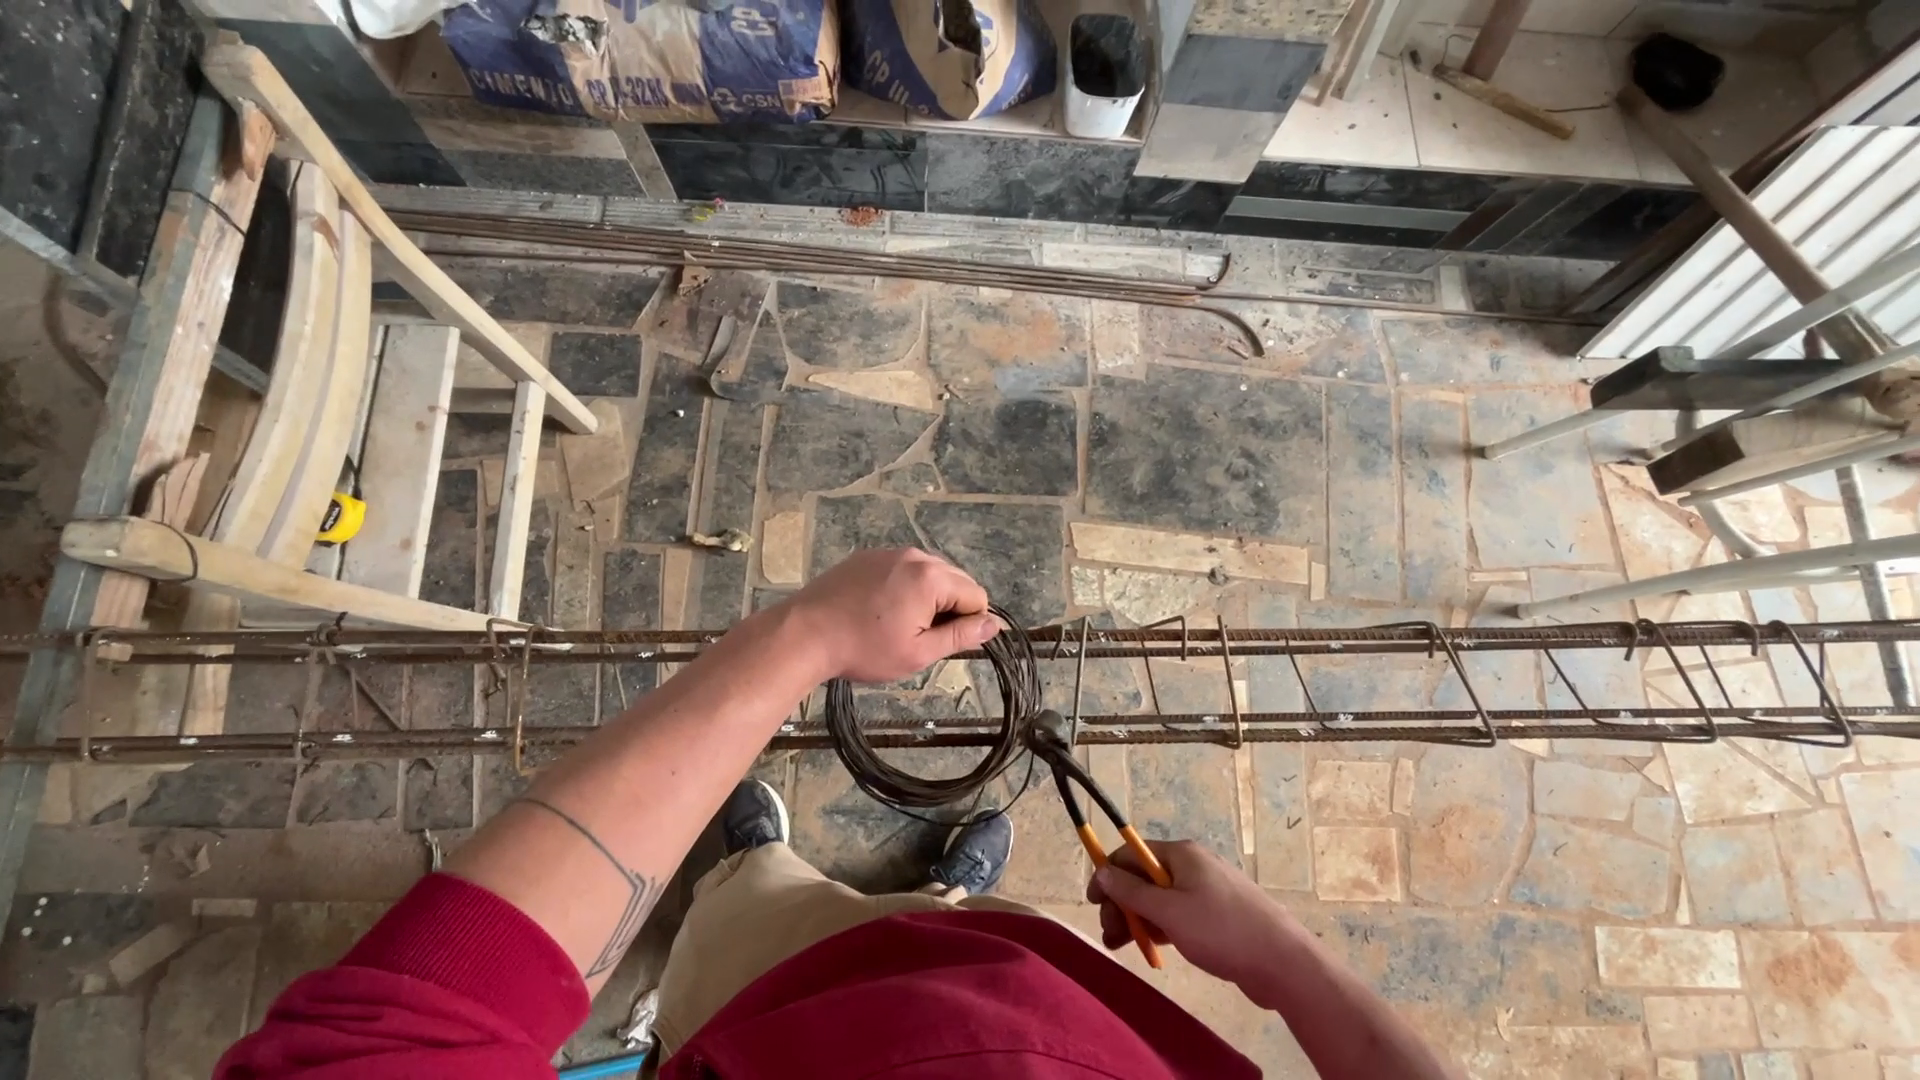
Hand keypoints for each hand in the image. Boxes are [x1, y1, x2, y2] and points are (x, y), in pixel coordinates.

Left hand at [782, 548, 1000, 682]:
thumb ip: (961, 635)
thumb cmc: (863, 649)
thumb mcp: (918, 652)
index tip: (940, 642)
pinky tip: (878, 611)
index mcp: (931, 577)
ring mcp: (888, 552)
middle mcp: (914, 555)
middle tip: (919, 636)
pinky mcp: (866, 556)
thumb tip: (994, 624)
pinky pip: (901, 569)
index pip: (976, 595)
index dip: (967, 623)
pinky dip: (902, 587)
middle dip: (948, 607)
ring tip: (896, 625)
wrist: (804, 634)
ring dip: (926, 597)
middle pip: (954, 580)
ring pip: (928, 574)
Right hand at [1087, 839, 1299, 992]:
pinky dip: (1158, 927)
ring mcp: (1205, 891)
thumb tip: (1102, 871)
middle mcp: (1191, 865)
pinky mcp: (1215, 916)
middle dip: (1121, 902)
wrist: (1283, 963)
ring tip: (1120, 945)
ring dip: (1136, 918)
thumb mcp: (1170, 912)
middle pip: (1143, 877)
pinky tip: (1148, 947)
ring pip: (1159, 899)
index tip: (1093, 902)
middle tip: (1109, 934)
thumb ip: (1132, 891)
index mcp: (1181, 854)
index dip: (1108, 874)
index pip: (1131, 853)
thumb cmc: (1222, 930)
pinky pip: (1176, 914)